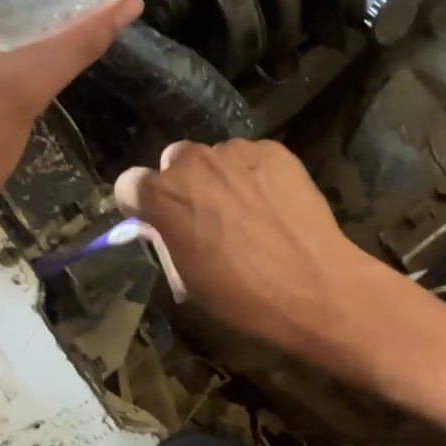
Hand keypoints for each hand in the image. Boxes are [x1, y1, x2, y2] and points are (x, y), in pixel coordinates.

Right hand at [115, 140, 397, 362]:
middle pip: (174, 161)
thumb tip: (165, 226)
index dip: (141, 203)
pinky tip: (275, 203)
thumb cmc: (243, 295)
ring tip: (249, 210)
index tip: (158, 220)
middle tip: (207, 214)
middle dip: (184, 183)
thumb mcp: (189, 279)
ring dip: (222, 177)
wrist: (315, 285)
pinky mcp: (274, 150)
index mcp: (163, 196)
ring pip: (216, 157)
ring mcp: (236, 152)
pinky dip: (257, 175)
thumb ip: (168, 240)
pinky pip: (253, 157)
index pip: (129, 183)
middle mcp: (194, 163)